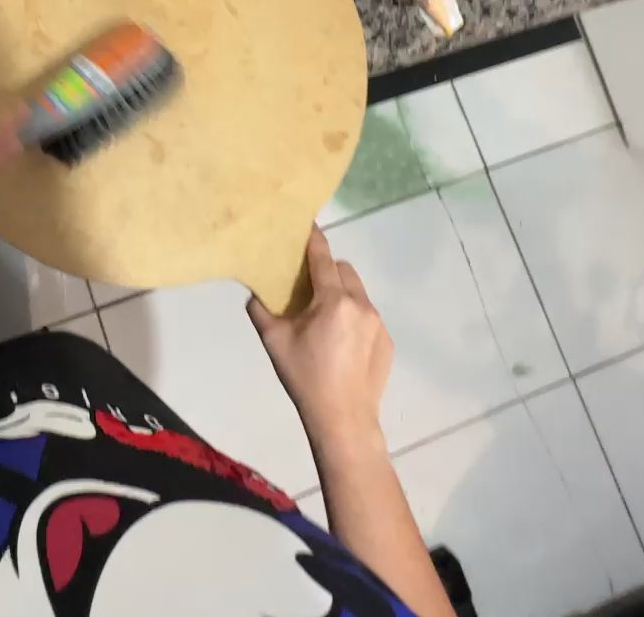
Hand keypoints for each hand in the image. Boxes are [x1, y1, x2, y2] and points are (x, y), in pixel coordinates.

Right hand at [248, 227, 393, 444]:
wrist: (343, 419)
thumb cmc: (305, 376)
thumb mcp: (273, 341)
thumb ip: (260, 309)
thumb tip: (255, 292)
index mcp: (333, 301)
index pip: (323, 257)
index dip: (314, 238)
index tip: (307, 223)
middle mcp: (361, 305)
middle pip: (344, 270)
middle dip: (327, 269)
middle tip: (307, 286)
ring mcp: (379, 323)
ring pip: (358, 292)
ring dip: (341, 292)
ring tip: (323, 316)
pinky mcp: (388, 341)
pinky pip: (368, 315)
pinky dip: (353, 316)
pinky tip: (340, 341)